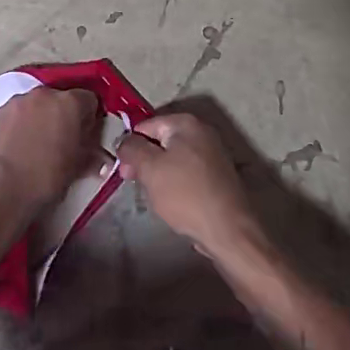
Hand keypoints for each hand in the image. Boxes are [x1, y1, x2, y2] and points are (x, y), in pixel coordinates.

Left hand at [0, 87, 99, 211]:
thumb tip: (101, 158)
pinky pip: (18, 113)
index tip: (86, 135)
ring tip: (37, 144)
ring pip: (38, 104)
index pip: (90, 100)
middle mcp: (46, 94)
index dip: (90, 118)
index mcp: (71, 103)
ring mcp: (19, 101)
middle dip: (65, 116)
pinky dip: (21, 123)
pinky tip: (18, 145)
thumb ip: (94, 153)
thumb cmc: (47, 177)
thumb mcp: (80, 166)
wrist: (1, 189)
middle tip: (63, 141)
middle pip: (62, 99)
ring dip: (41, 118)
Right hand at [115, 113, 263, 258]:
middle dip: (144, 161)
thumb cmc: (184, 193)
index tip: (123, 169)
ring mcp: (212, 153)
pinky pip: (187, 172)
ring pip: (173, 158)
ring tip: (154, 195)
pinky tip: (172, 200)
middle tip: (134, 183)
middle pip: (161, 140)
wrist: (226, 226)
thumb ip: (132, 149)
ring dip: (159, 174)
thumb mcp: (150, 168)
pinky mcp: (216, 174)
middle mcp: (202, 131)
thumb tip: (125, 141)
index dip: (130, 145)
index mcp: (186, 123)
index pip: (146, 125)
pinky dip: (176, 182)